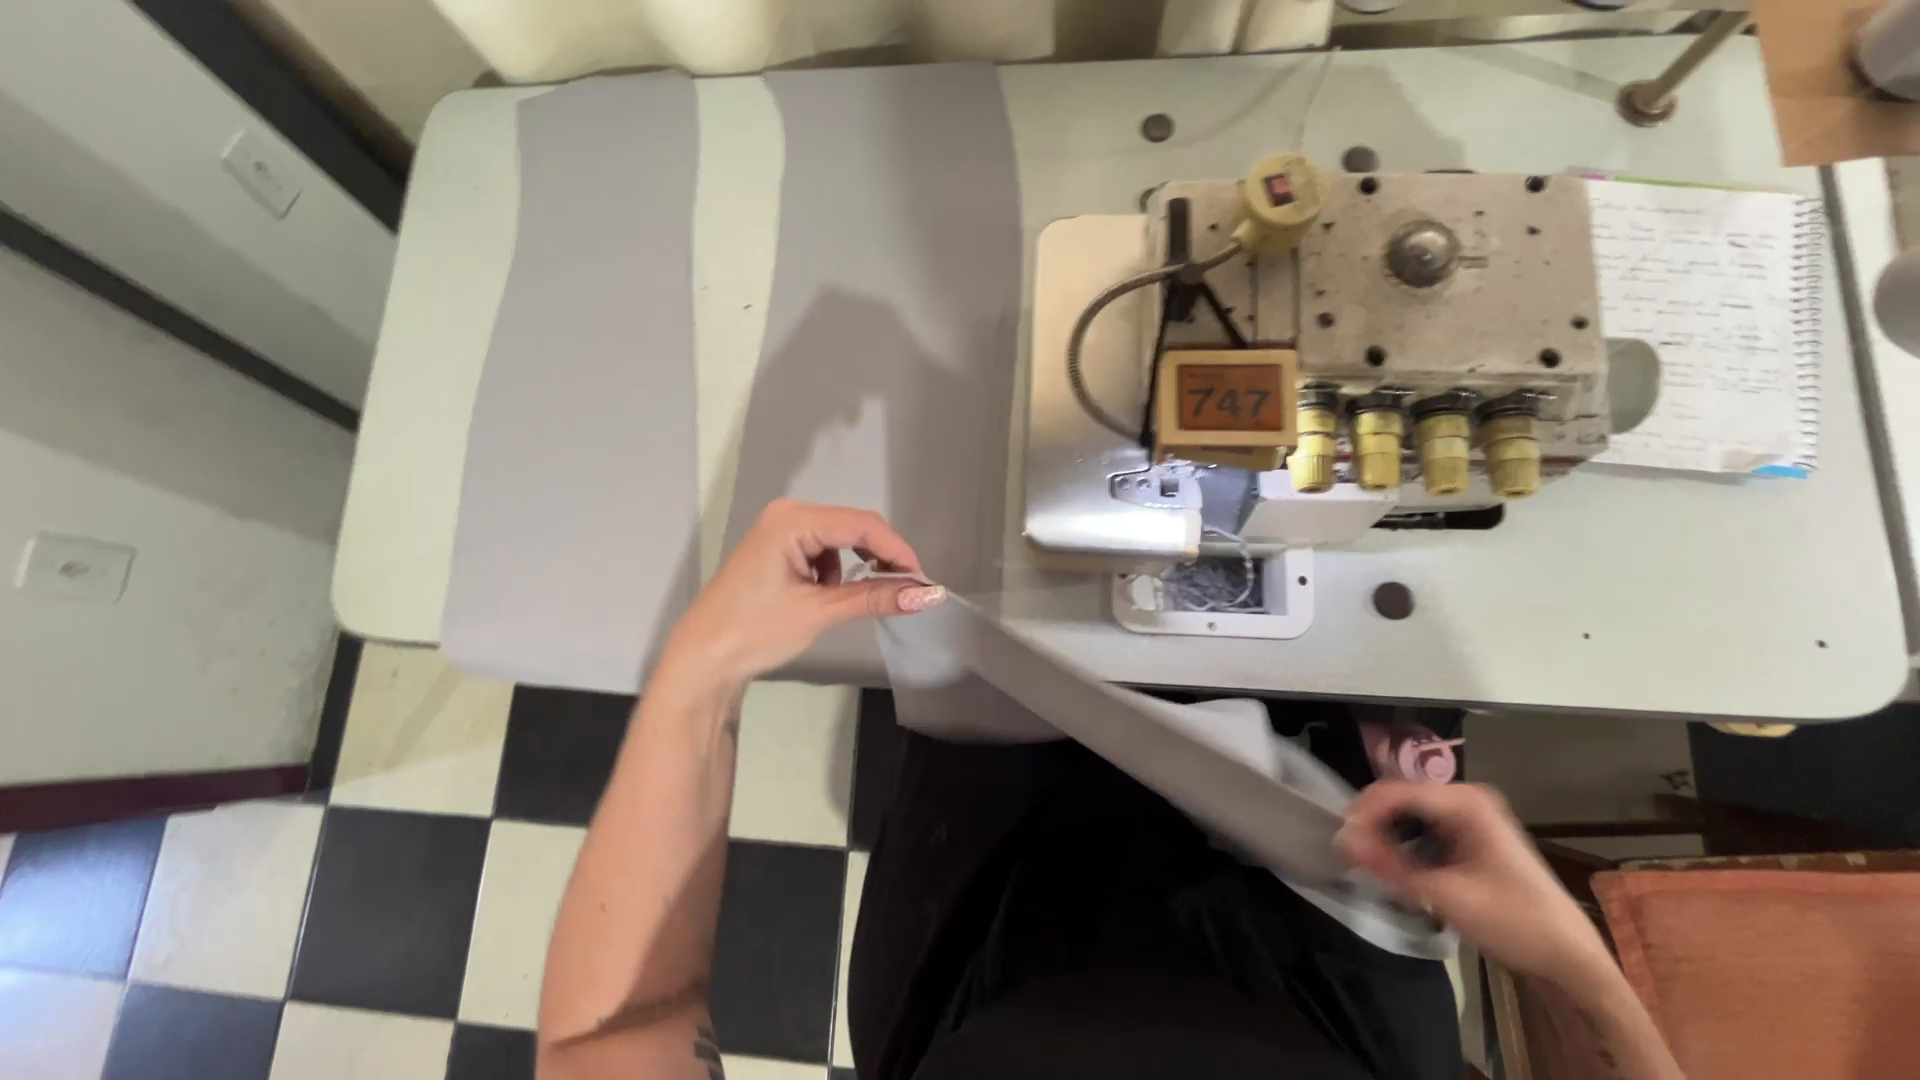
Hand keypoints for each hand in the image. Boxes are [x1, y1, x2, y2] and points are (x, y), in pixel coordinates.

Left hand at [658, 500, 945, 693]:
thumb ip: (874, 597)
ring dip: (859, 564)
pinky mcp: (778, 546)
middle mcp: (788, 513)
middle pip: (853, 525)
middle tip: (906, 589)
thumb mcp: (819, 612)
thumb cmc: (755, 631)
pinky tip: (829, 594)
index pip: (862, 525)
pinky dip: (837, 569)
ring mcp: (780, 528)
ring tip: (865, 596)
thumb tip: (926, 594)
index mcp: (793, 521)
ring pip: (841, 538)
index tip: (922, 580)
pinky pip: (823, 548)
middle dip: (882, 556)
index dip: (897, 550)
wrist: (703, 658)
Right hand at [1338, 782, 1612, 987]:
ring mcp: (1469, 817)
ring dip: (1385, 835)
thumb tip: (1341, 841)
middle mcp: (1466, 799)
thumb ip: (1390, 865)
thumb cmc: (1515, 923)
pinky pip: (1421, 828)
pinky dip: (1403, 845)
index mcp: (1466, 802)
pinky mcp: (1468, 836)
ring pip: (1407, 814)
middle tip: (1351, 855)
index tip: (1341, 843)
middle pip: (1400, 799)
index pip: (1395, 791)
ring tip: (1369, 863)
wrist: (1570, 961)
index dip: (1363, 814)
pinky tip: (1396, 869)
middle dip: (1372, 824)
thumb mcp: (1446, 896)